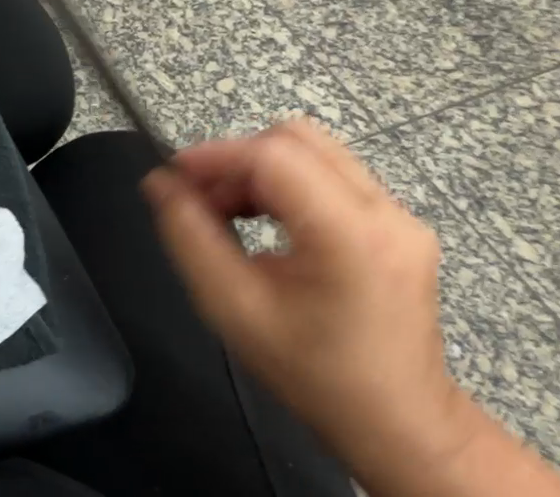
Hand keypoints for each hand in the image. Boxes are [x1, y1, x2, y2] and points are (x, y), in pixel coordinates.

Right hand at [141, 118, 474, 479]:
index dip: (213, 155)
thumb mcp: (230, 305)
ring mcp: (399, 217)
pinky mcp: (397, 224)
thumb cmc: (314, 371)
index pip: (272, 154)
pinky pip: (329, 174)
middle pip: (296, 139)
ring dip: (258, 170)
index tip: (174, 176)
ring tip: (229, 212)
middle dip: (236, 158)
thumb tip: (159, 183)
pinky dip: (284, 183)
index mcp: (350, 235)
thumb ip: (187, 234)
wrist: (398, 421)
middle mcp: (385, 214)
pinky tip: (264, 221)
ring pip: (312, 150)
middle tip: (203, 197)